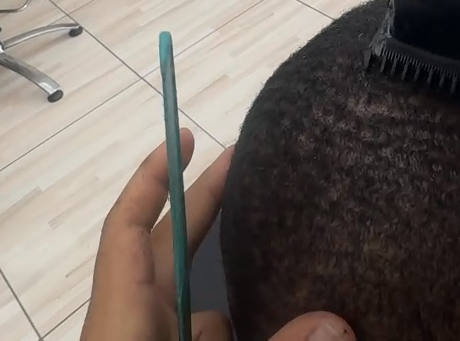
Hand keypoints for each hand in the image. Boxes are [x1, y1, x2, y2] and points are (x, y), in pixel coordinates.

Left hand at [81, 129, 350, 340]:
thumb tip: (336, 321)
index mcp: (123, 327)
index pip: (127, 233)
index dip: (151, 180)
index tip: (184, 138)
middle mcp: (136, 336)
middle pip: (166, 256)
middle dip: (205, 206)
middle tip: (246, 160)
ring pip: (198, 315)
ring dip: (237, 291)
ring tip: (294, 258)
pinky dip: (239, 331)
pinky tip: (290, 326)